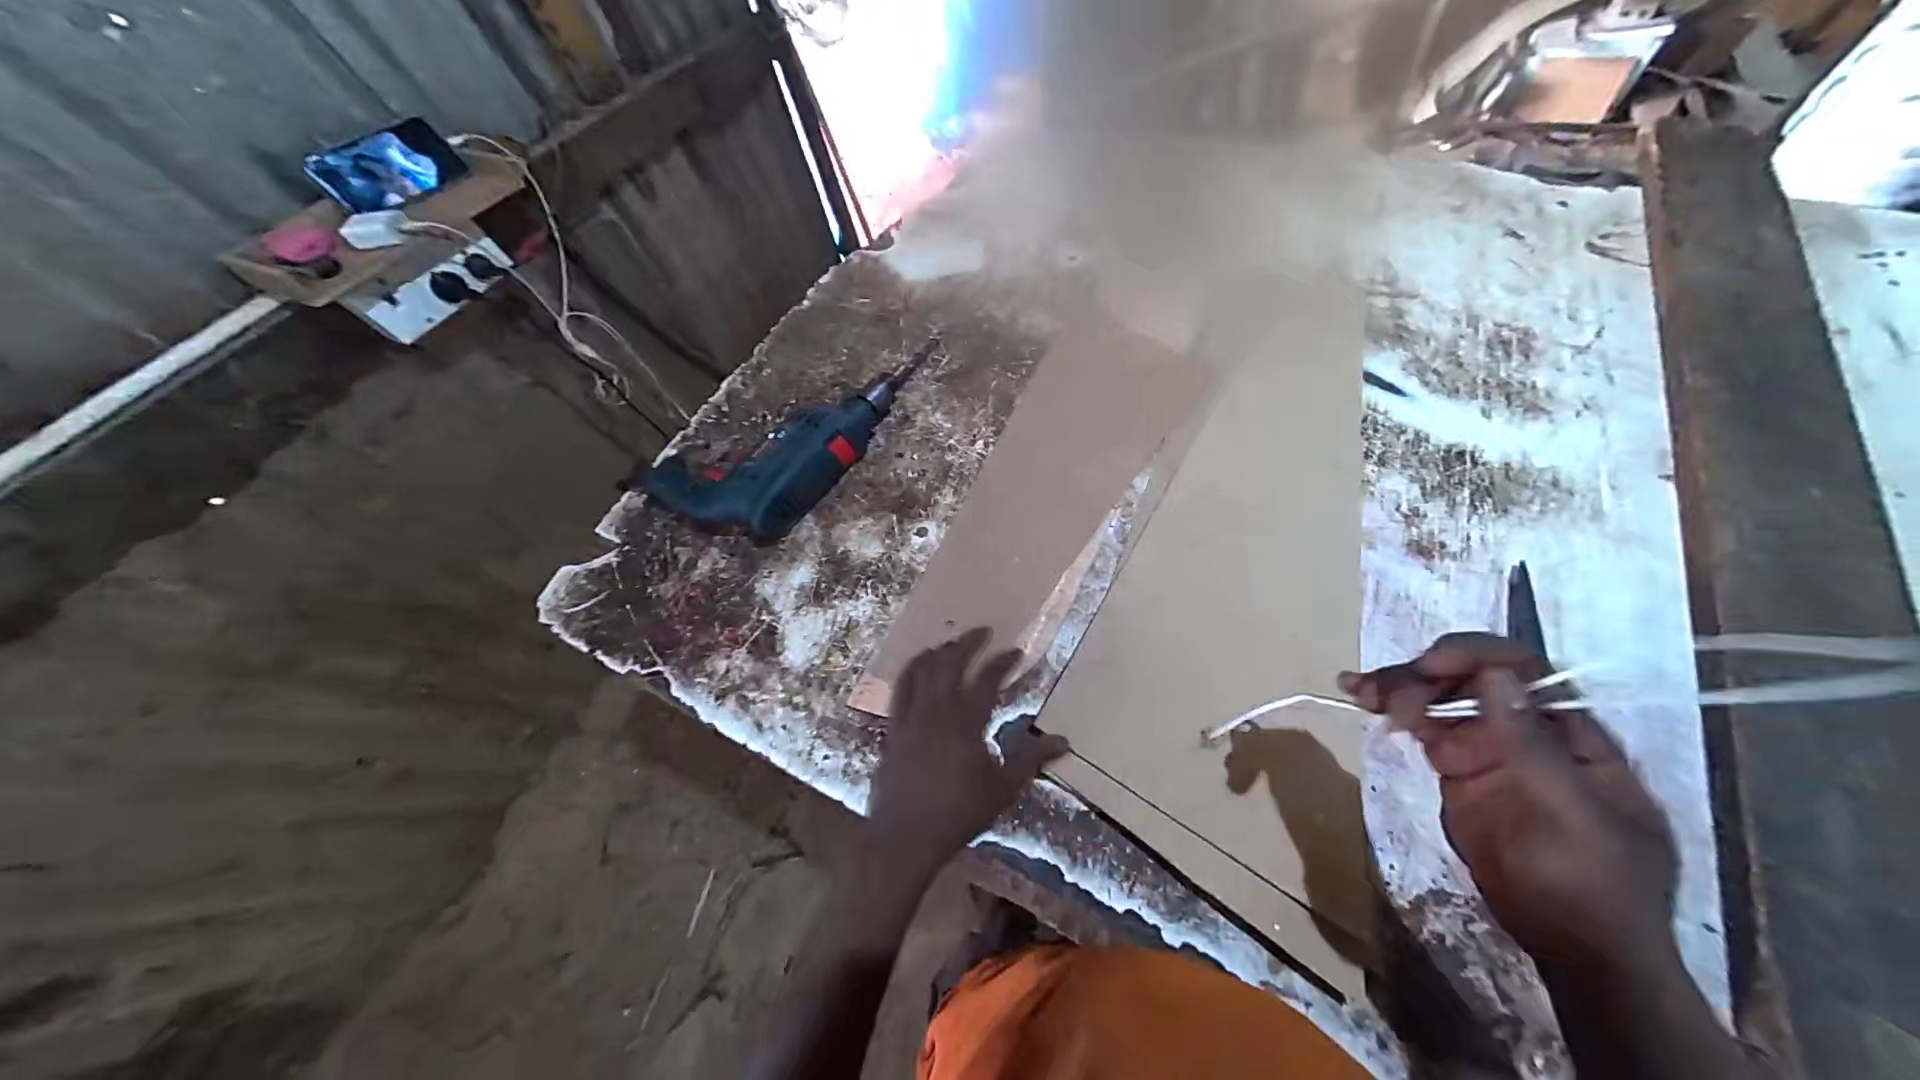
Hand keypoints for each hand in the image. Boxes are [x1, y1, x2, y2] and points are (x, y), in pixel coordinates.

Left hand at [865, 628, 1068, 875]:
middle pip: (950, 662)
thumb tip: (1064, 741)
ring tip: (950, 644)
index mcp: (967, 720)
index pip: (988, 678)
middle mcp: (937, 709)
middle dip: (968, 642)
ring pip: (922, 670)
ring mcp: (910, 716)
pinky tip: (917, 669)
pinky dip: (911, 671)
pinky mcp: (894, 727)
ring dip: (938, 651)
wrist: (906, 835)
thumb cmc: (960, 812)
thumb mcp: (1003, 787)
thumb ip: (1031, 759)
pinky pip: (900, 688)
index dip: (1003, 661)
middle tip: (982, 631)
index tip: (1015, 651)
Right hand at [1341, 634, 1677, 967]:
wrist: (1575, 945)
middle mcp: (1526, 728)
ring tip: (1359, 690)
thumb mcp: (1573, 813)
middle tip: (1379, 689)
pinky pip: (1422, 727)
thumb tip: (1494, 674)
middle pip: (1469, 676)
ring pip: (1439, 698)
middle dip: (1422, 673)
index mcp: (1569, 731)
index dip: (1474, 656)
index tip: (1428, 666)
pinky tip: (1361, 698)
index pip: (1522, 670)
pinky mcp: (1457, 767)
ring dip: (1398, 686)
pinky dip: (1392, 709)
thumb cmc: (1593, 882)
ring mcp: (1489, 747)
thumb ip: (1532, 744)